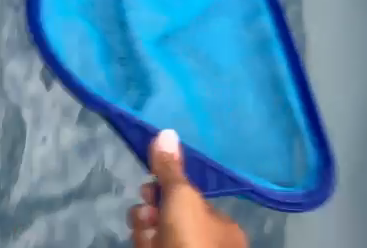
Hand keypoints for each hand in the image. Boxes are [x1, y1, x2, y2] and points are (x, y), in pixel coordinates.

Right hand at [125, 129, 246, 247]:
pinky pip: (151, 246)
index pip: (184, 197)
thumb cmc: (193, 242)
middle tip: (148, 218)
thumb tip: (166, 130)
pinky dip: (145, 245)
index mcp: (222, 226)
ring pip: (156, 233)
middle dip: (149, 212)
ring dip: (144, 230)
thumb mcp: (182, 198)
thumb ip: (170, 168)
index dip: (162, 190)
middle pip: (166, 214)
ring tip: (147, 238)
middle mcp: (209, 243)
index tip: (148, 191)